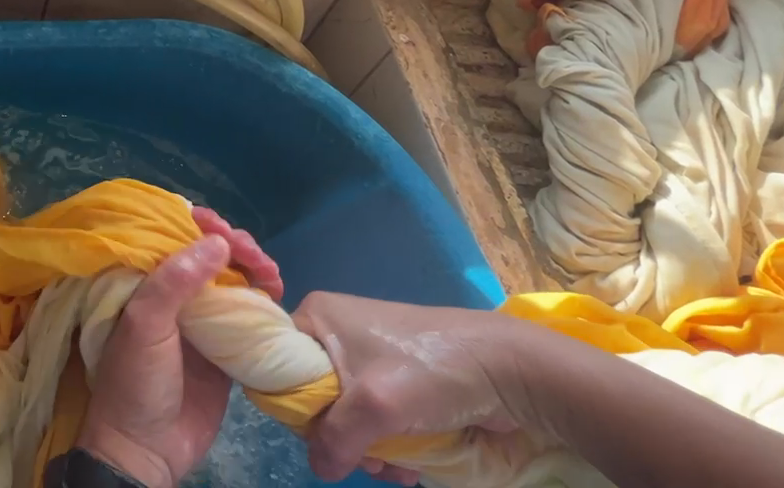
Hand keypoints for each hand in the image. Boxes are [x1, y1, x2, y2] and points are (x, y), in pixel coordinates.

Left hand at [76, 209, 283, 487]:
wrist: (148, 449)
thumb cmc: (136, 380)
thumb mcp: (144, 324)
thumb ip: (175, 281)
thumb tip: (217, 241)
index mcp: (146, 281)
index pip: (173, 237)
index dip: (198, 225)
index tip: (220, 225)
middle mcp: (174, 293)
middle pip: (208, 254)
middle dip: (234, 244)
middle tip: (253, 253)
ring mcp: (202, 319)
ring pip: (232, 278)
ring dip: (253, 265)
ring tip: (270, 270)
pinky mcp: (226, 346)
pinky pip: (248, 312)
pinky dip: (264, 297)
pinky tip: (276, 290)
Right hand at [290, 293, 552, 484]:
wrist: (504, 368)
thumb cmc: (428, 369)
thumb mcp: (373, 405)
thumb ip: (336, 438)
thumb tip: (319, 468)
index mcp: (317, 315)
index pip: (279, 360)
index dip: (291, 402)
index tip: (319, 433)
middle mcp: (336, 329)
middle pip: (314, 393)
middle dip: (339, 435)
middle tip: (365, 456)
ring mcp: (367, 353)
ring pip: (347, 411)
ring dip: (367, 447)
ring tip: (394, 467)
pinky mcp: (397, 376)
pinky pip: (375, 415)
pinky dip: (388, 442)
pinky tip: (409, 464)